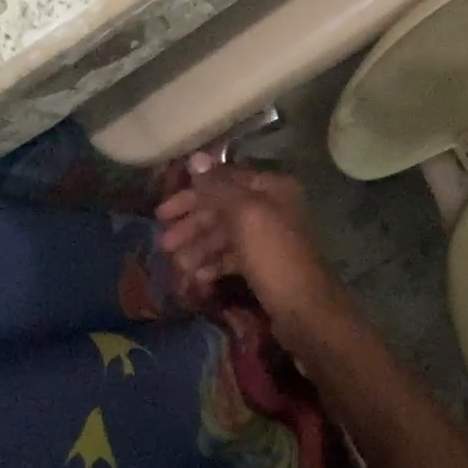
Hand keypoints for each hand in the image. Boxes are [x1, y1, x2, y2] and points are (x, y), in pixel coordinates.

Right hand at [156, 159, 350, 344]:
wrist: (305, 310)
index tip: (162, 212)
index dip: (192, 193)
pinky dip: (214, 264)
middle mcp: (272, 207)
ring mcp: (269, 238)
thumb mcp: (244, 215)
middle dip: (193, 225)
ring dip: (199, 247)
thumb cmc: (273, 255)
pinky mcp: (265, 266)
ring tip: (177, 266)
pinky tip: (197, 277)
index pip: (225, 180)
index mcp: (272, 187)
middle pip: (224, 208)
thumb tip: (196, 157)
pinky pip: (233, 257)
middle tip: (163, 243)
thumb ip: (218, 187)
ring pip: (226, 235)